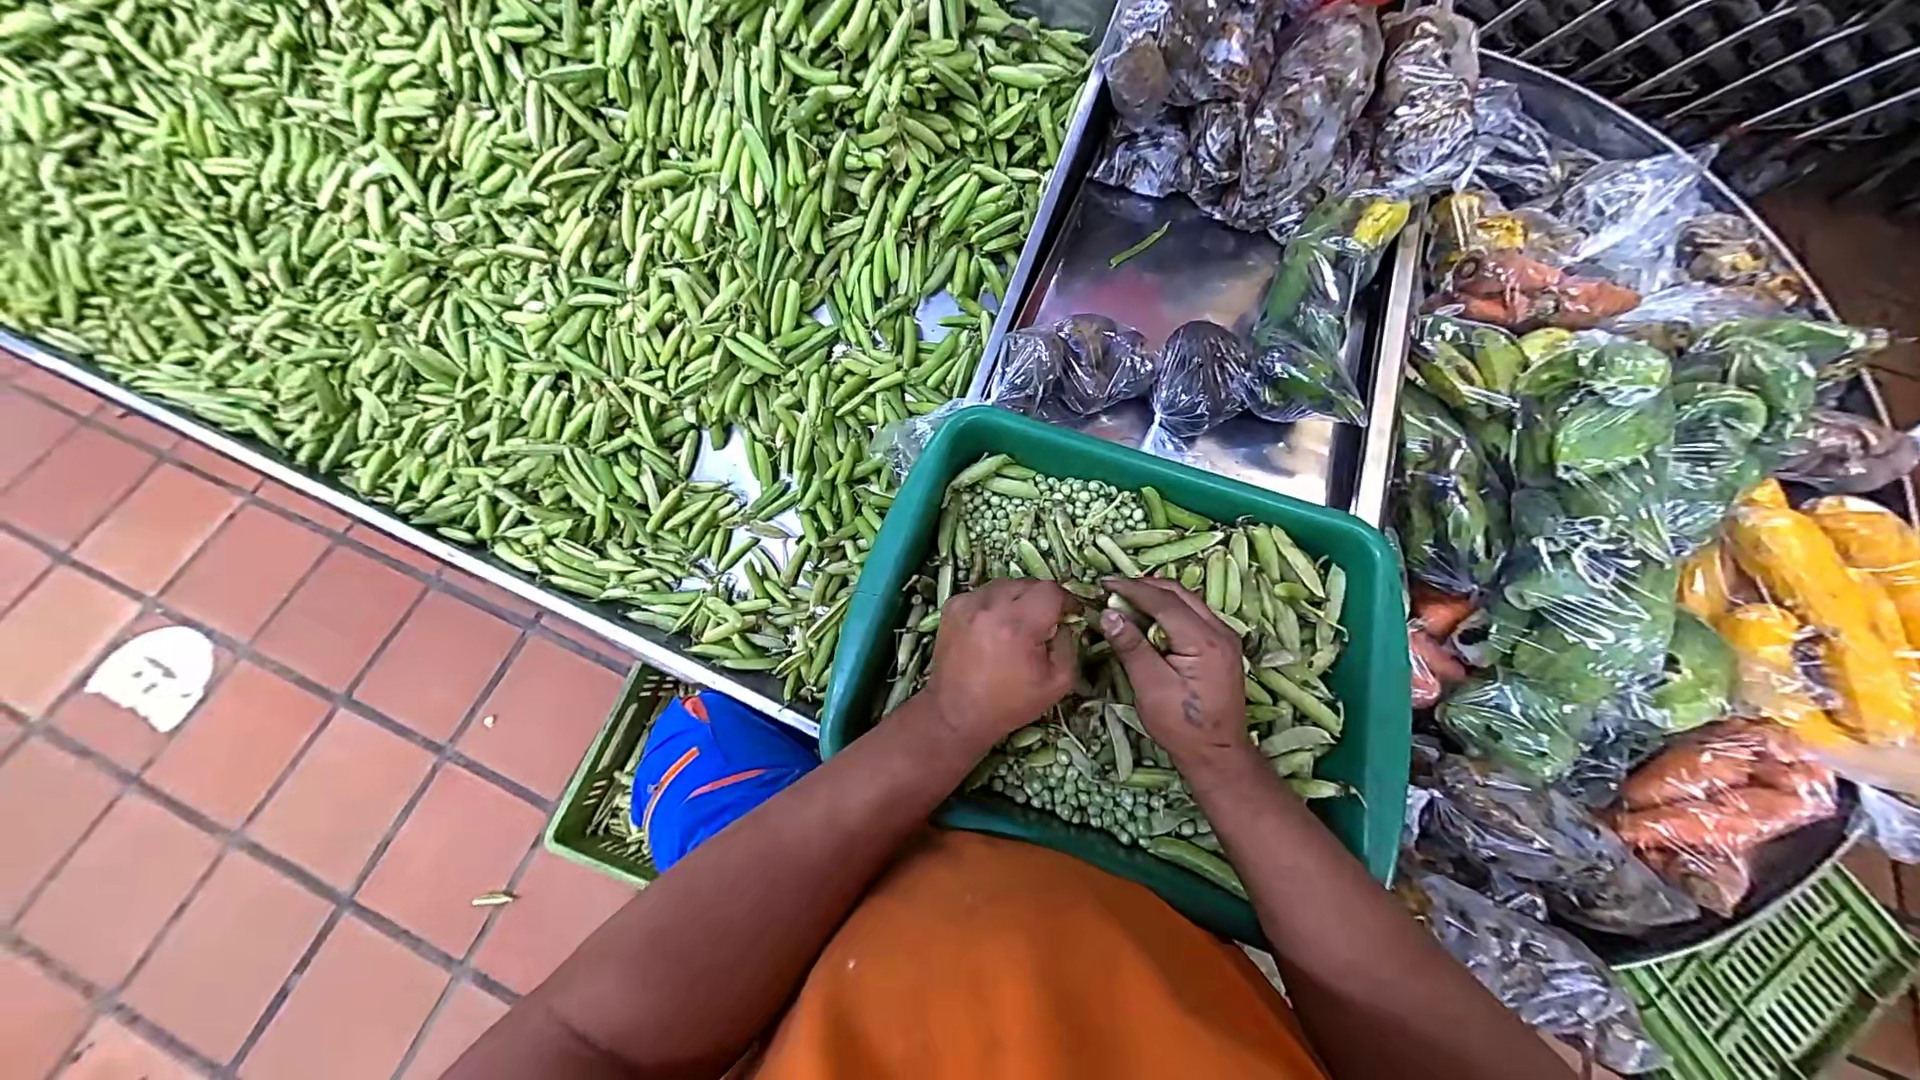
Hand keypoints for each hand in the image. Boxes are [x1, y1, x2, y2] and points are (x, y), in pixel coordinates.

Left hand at [920, 578, 1077, 746]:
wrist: (956, 713)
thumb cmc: (1010, 703)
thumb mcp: (1057, 683)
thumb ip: (1070, 645)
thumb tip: (1065, 622)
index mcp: (1018, 625)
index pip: (1050, 591)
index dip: (1066, 600)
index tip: (1070, 614)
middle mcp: (990, 607)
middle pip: (1027, 583)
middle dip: (1041, 599)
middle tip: (1044, 621)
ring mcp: (967, 604)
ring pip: (1004, 585)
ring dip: (1016, 598)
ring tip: (1016, 624)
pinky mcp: (952, 607)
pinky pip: (982, 593)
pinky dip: (993, 603)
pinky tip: (992, 626)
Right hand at [1097, 577, 1249, 767]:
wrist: (1217, 753)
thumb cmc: (1181, 725)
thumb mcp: (1150, 687)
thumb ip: (1131, 647)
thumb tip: (1109, 614)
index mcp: (1204, 640)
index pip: (1164, 601)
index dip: (1132, 589)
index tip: (1105, 583)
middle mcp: (1221, 631)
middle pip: (1178, 593)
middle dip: (1144, 586)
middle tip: (1112, 589)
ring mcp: (1225, 637)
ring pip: (1187, 600)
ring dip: (1156, 595)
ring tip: (1126, 600)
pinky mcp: (1221, 645)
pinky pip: (1192, 613)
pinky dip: (1167, 608)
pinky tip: (1148, 617)